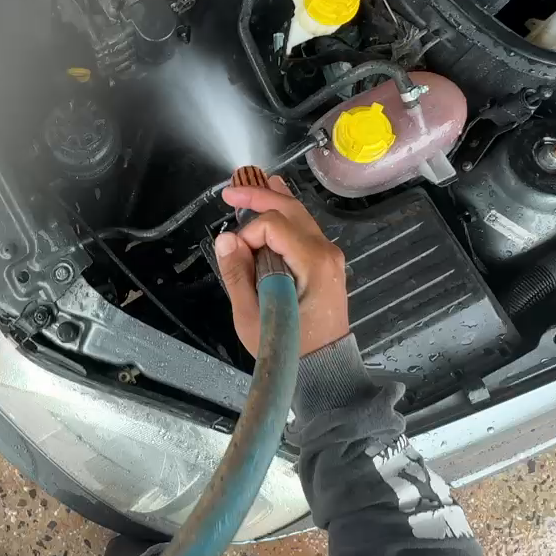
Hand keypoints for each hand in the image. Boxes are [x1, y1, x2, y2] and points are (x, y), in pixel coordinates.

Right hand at [214, 177, 348, 356]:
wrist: (324, 370)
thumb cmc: (287, 348)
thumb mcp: (252, 317)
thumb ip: (237, 275)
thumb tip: (226, 240)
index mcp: (312, 262)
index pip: (273, 225)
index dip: (247, 233)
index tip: (234, 255)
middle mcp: (326, 252)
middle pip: (290, 209)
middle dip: (259, 196)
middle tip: (230, 193)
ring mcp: (329, 257)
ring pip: (300, 215)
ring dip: (273, 200)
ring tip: (252, 184)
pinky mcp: (326, 264)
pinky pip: (304, 229)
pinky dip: (284, 215)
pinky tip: (274, 204)